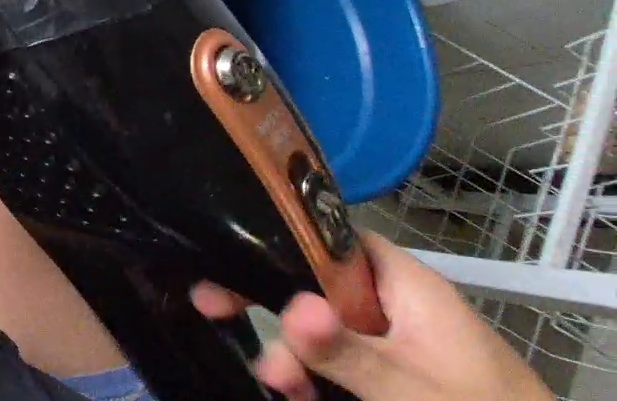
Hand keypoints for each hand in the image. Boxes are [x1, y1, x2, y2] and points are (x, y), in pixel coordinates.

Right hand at [191, 232, 550, 400]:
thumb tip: (287, 304)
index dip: (271, 235)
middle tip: (211, 306)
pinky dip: (313, 374)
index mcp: (402, 281)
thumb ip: (345, 348)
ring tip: (278, 384)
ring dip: (290, 353)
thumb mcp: (407, 388)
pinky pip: (339, 359)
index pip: (325, 232)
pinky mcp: (398, 373)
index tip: (223, 254)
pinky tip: (297, 391)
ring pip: (320, 328)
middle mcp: (394, 301)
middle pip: (310, 281)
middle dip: (265, 302)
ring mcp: (396, 339)